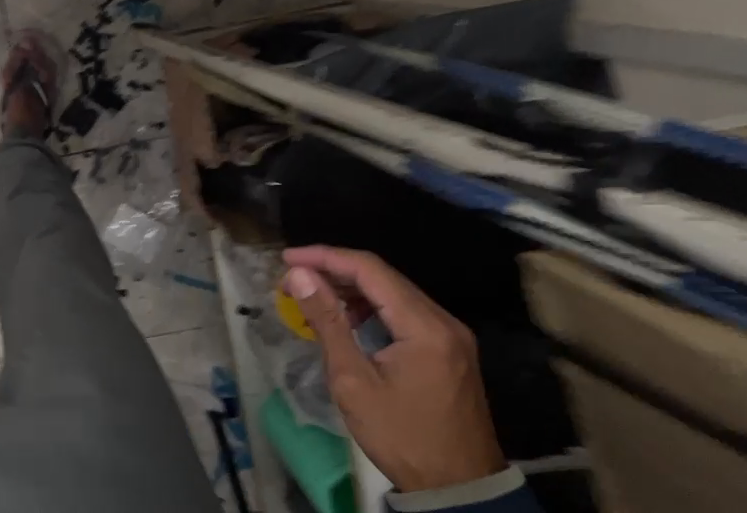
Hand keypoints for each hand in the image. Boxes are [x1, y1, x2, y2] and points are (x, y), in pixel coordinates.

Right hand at [281, 246, 506, 493]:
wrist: (459, 491)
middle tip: (294, 280)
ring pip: (394, 293)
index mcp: (425, 327)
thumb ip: (327, 322)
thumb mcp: (353, 381)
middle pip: (383, 277)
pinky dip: (373, 308)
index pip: (369, 269)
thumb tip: (299, 275)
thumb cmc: (401, 437)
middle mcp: (444, 321)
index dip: (324, 257)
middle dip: (334, 272)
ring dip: (352, 290)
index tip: (287, 259)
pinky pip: (406, 313)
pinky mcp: (450, 350)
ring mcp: (452, 336)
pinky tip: (349, 321)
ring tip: (314, 299)